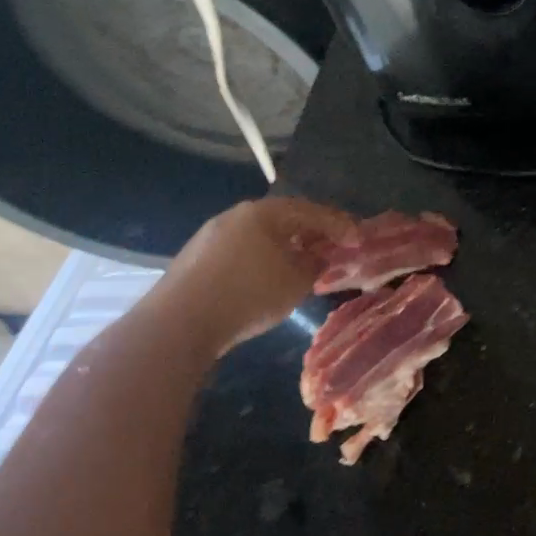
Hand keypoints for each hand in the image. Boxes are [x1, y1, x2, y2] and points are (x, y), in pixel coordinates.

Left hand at [153, 196, 356, 350]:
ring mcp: (210, 236)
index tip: (358, 240)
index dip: (340, 225)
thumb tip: (318, 255)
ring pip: (260, 236)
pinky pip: (240, 251)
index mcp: (263, 213)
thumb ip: (316, 263)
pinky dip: (262, 259)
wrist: (177, 324)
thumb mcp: (297, 280)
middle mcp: (235, 216)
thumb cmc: (248, 294)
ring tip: (302, 265)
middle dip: (311, 233)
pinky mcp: (194, 259)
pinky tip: (268, 278)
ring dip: (285, 247)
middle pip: (284, 219)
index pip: (312, 211)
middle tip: (332, 248)